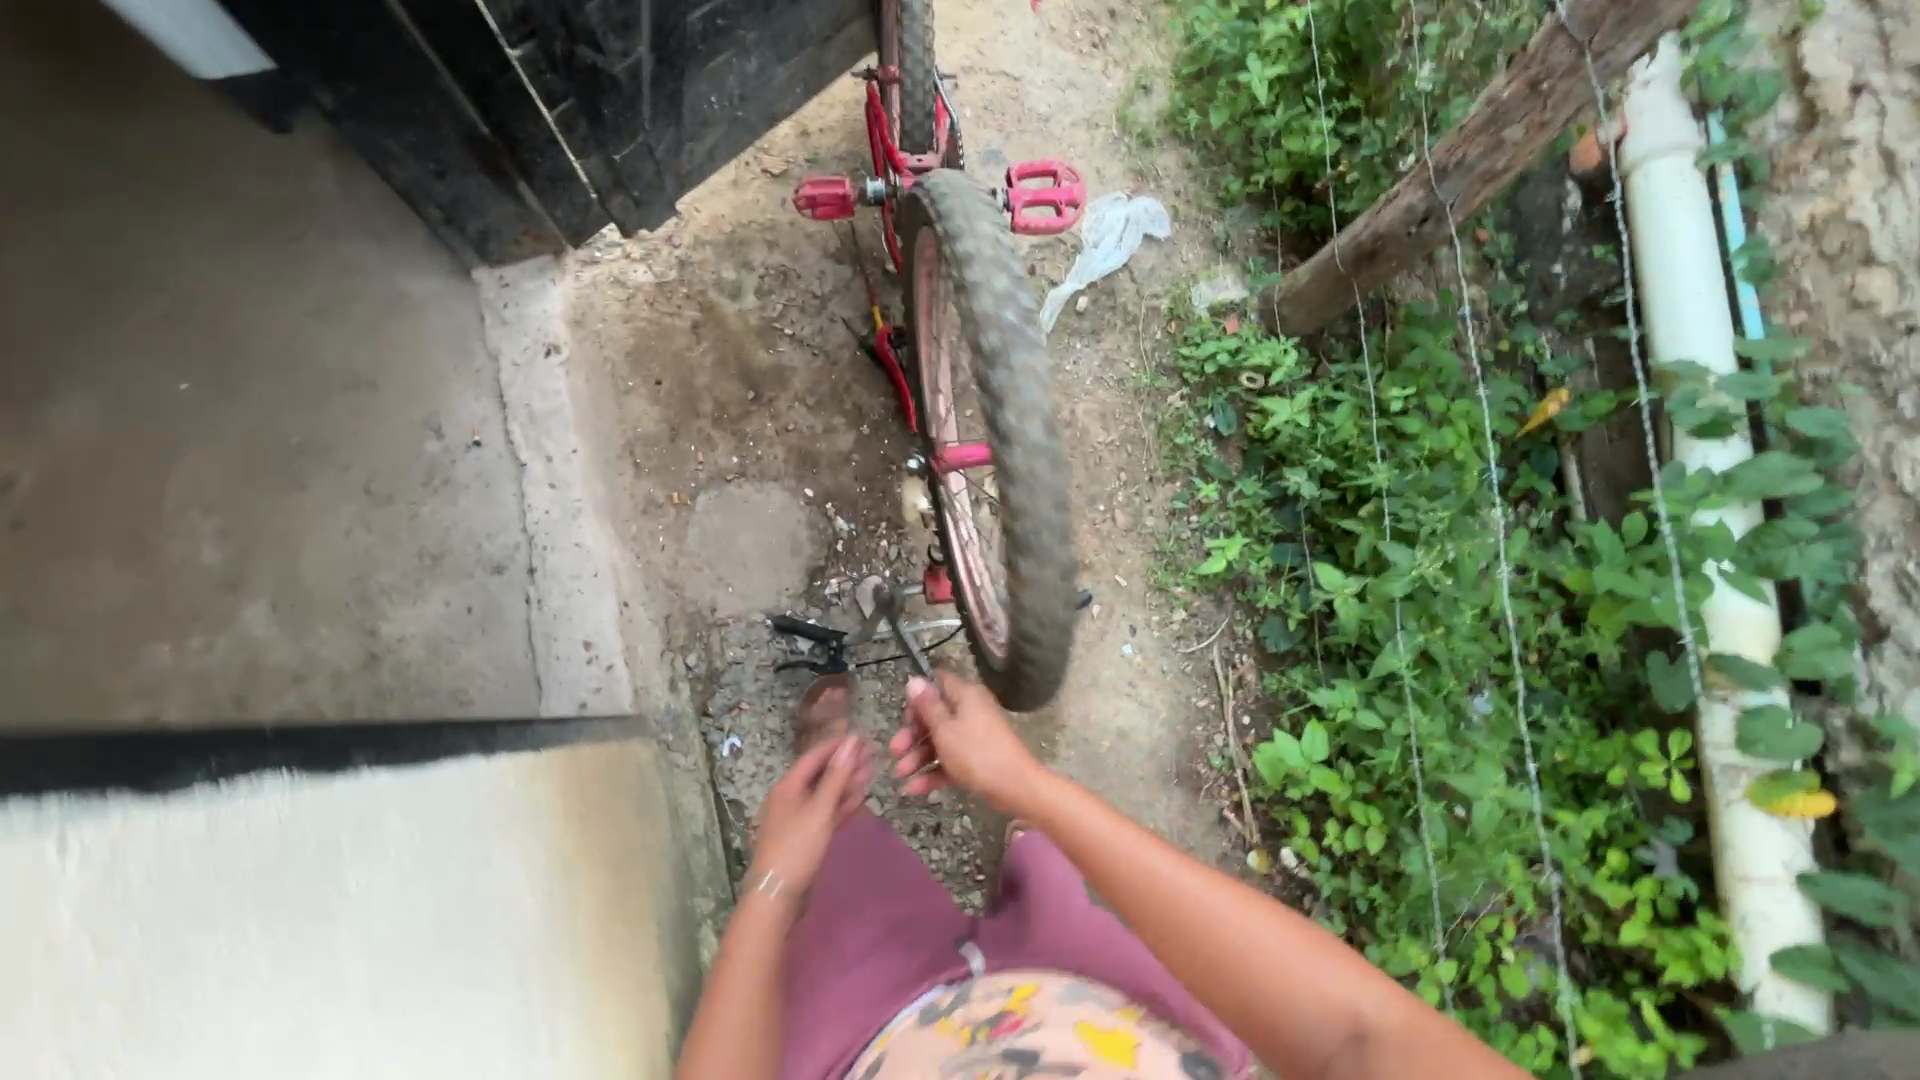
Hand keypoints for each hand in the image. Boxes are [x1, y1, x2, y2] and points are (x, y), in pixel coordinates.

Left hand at [749, 735, 872, 897]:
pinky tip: (858, 799)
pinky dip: (840, 805)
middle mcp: (790, 797)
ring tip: (870, 773)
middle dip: (845, 763)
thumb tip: (852, 742)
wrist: (777, 896)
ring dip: (846, 783)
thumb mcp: (819, 809)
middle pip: (820, 773)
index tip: (862, 737)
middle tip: (872, 755)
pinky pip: (825, 813)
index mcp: (788, 786)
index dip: (838, 745)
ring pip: (824, 794)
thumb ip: (836, 776)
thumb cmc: (797, 848)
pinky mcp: (805, 836)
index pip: (815, 756)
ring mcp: (797, 818)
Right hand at [888, 671, 1044, 811]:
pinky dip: (934, 771)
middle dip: (912, 734)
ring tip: (901, 775)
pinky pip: (951, 759)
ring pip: (940, 740)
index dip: (918, 696)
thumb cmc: (976, 753)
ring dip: (918, 756)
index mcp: (965, 695)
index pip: (938, 682)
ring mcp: (974, 735)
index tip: (904, 715)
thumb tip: (914, 679)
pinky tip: (914, 789)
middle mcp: (970, 710)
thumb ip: (927, 706)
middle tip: (895, 751)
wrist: (1015, 787)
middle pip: (935, 715)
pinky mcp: (976, 758)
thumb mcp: (945, 729)